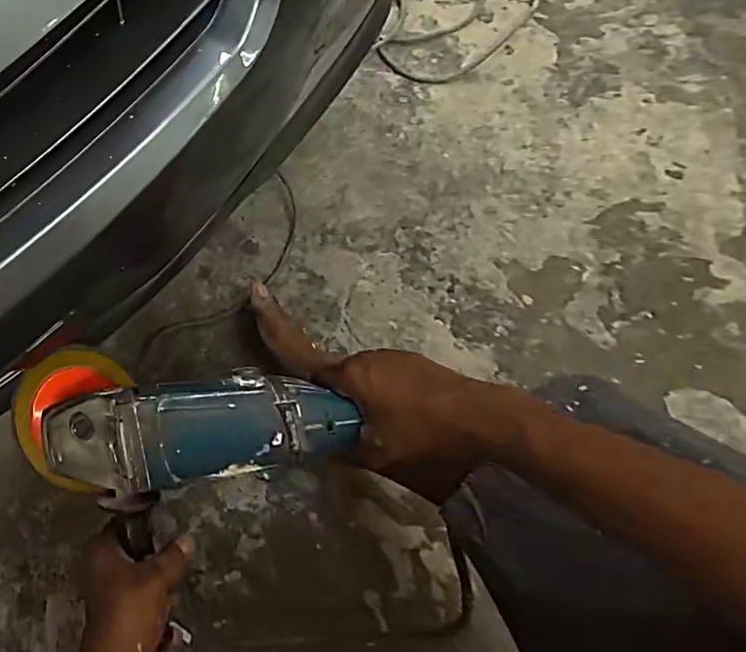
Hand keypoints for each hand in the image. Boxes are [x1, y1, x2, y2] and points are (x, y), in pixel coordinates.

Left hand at [79, 524, 190, 651]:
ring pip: (140, 581)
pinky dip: (154, 606)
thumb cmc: (130, 607)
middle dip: (157, 562)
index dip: (145, 522)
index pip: (123, 524)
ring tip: (174, 592)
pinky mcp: (118, 617)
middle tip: (175, 562)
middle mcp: (100, 569)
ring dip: (159, 587)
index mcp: (101, 551)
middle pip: (135, 554)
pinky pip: (140, 603)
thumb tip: (187, 540)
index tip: (167, 522)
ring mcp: (108, 594)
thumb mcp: (156, 578)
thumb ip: (172, 558)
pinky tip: (168, 612)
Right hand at [248, 279, 520, 472]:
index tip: (254, 290)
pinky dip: (385, 399)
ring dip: (363, 402)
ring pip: (362, 380)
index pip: (297, 351)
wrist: (491, 423)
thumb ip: (343, 450)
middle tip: (346, 430)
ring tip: (389, 438)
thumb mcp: (380, 456)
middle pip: (332, 375)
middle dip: (331, 397)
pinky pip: (385, 381)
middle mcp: (366, 358)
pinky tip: (409, 427)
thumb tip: (320, 450)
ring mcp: (394, 359)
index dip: (271, 323)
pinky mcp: (416, 367)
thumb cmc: (428, 438)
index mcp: (349, 375)